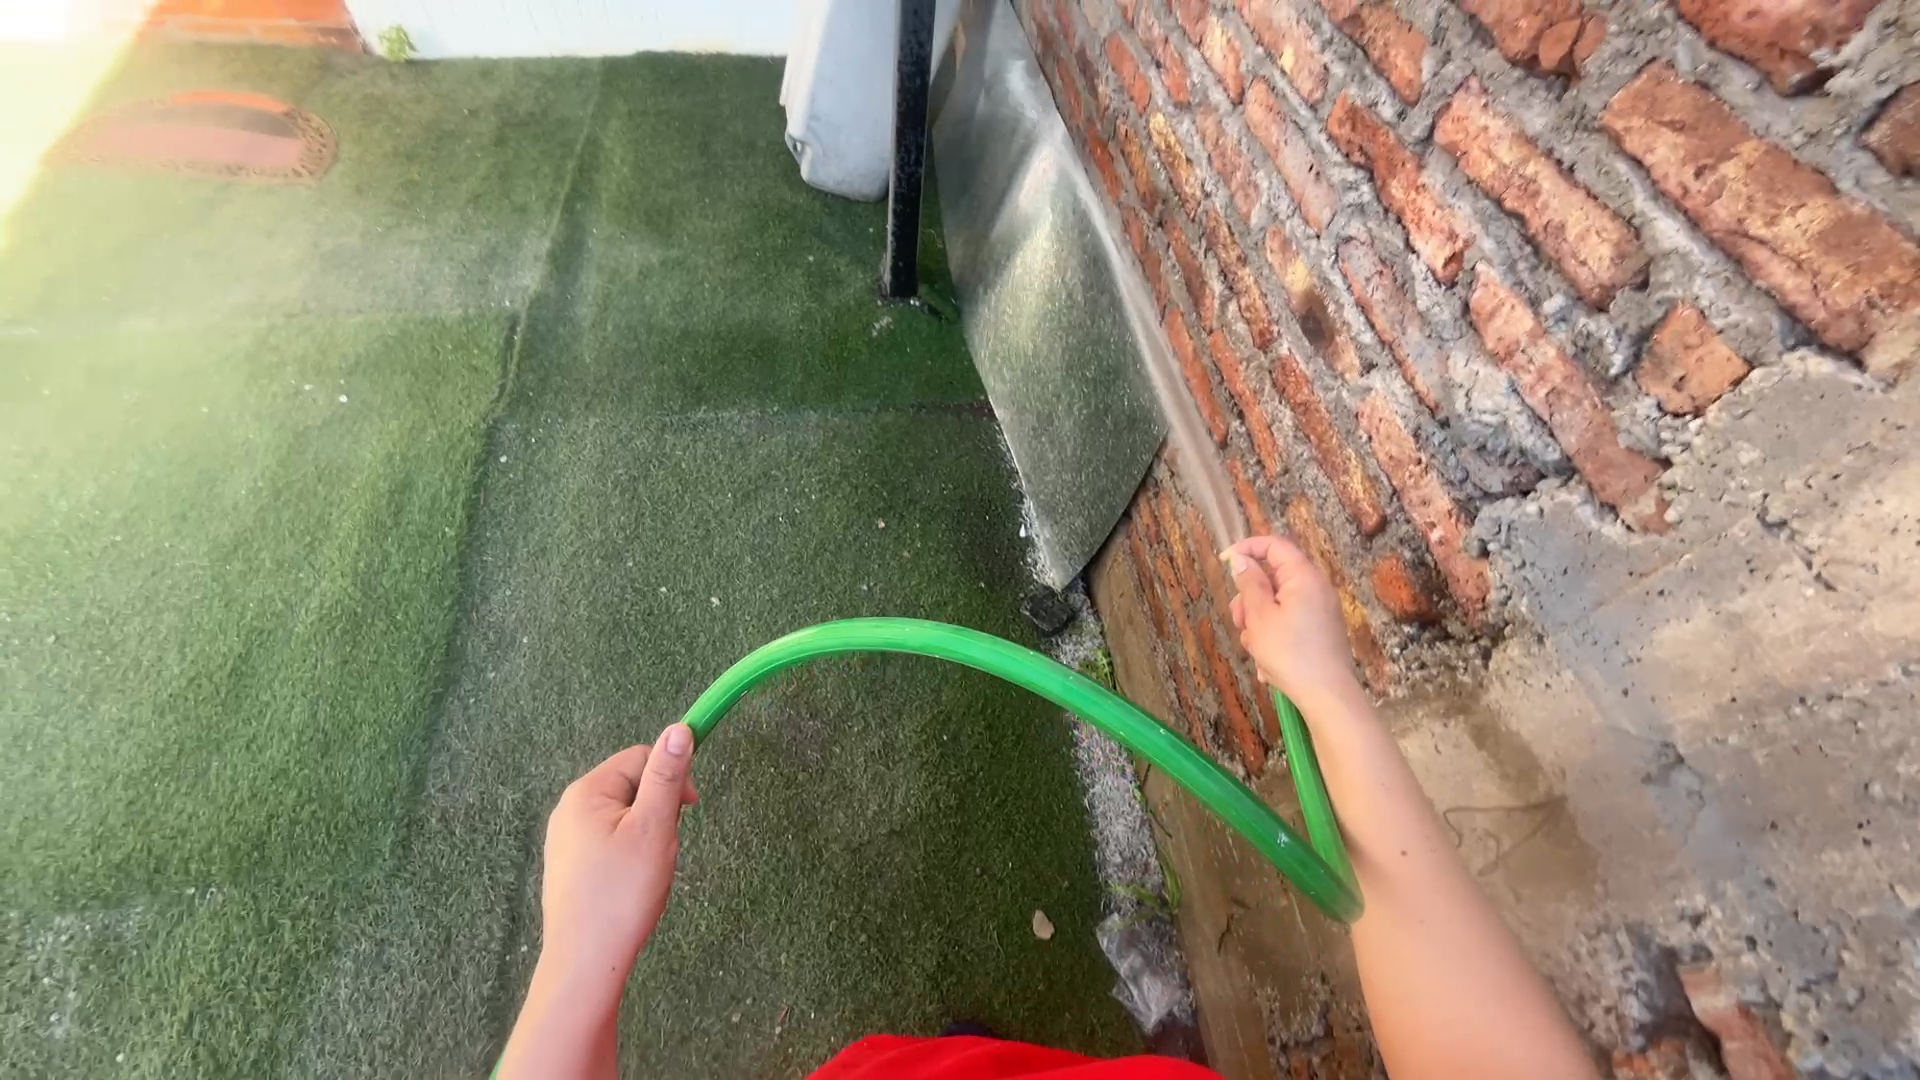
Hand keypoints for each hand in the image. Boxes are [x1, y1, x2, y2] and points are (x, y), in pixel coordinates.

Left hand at [538, 724, 699, 983]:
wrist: (586, 964)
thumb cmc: (622, 891)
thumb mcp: (655, 826)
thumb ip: (667, 775)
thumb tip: (679, 729)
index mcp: (586, 792)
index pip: (641, 757)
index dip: (671, 776)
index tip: (690, 810)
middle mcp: (569, 809)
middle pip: (632, 784)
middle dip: (659, 808)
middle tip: (666, 845)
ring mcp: (566, 839)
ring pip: (626, 814)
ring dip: (648, 832)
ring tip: (650, 867)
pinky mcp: (571, 866)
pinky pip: (612, 838)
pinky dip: (632, 851)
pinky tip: (634, 881)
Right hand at [1223, 535, 1360, 705]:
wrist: (1326, 696)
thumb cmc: (1289, 652)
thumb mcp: (1260, 615)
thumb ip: (1249, 583)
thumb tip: (1242, 560)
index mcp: (1303, 578)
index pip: (1275, 545)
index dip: (1247, 548)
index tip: (1225, 562)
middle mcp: (1316, 589)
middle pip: (1273, 577)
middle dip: (1249, 597)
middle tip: (1238, 620)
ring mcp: (1320, 612)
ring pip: (1276, 603)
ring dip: (1257, 621)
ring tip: (1253, 647)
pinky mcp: (1319, 632)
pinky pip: (1288, 622)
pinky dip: (1272, 635)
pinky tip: (1267, 662)